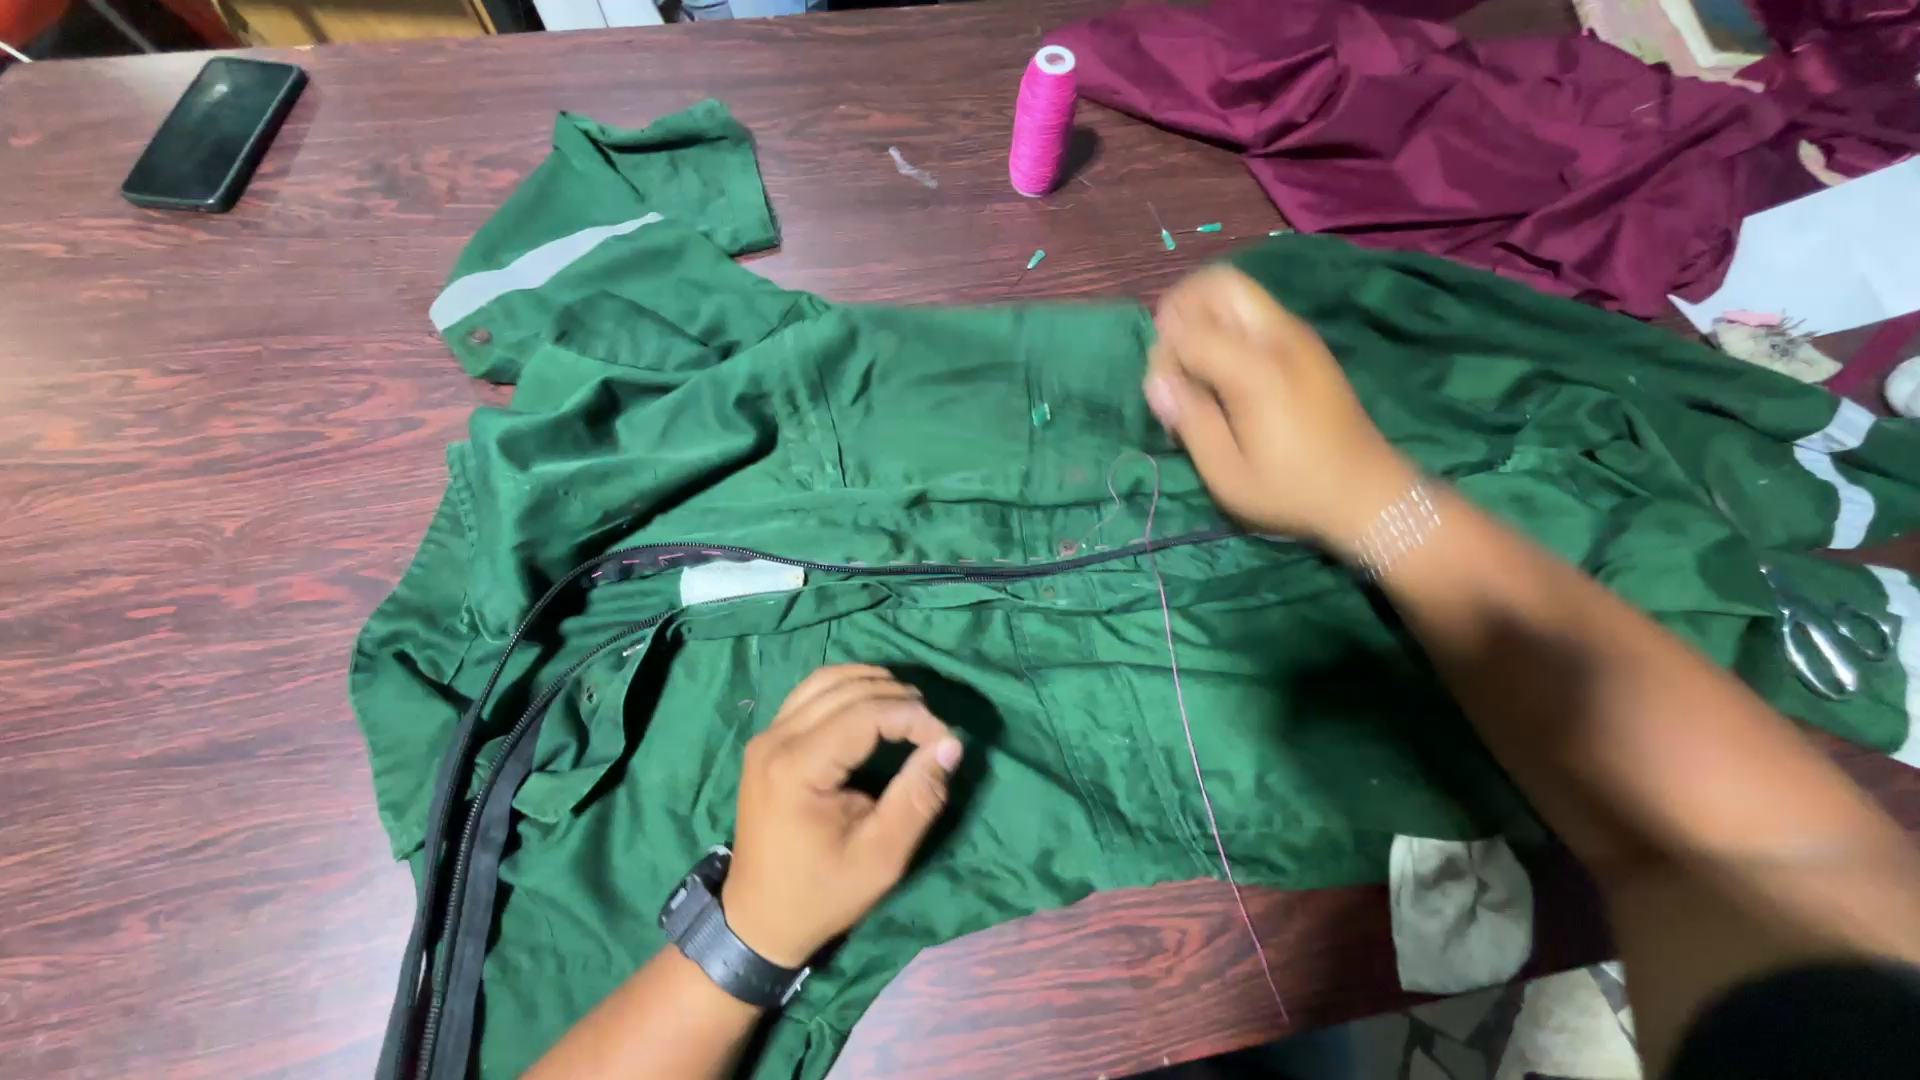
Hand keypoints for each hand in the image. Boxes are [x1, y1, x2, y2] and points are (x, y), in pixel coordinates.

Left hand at [722, 665, 964, 968]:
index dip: (911, 716)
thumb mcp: (881, 858)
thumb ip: (917, 798)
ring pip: (826, 680)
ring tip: (911, 708)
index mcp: (796, 769)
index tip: (944, 738)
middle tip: (933, 726)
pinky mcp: (768, 740)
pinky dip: (848, 689)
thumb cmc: (821, 894)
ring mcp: (767, 736)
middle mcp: (775, 740)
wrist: (758, 920)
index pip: (863, 714)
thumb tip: (950, 744)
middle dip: (897, 697)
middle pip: (846, 689)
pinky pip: (810, 693)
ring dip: (872, 684)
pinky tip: (874, 705)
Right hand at [1144, 265, 1417, 550]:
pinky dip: (1228, 326)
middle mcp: (1278, 337)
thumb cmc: (1292, 491)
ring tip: (1197, 366)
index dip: (1165, 360)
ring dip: (1205, 316)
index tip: (1169, 399)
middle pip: (1217, 283)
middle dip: (1181, 312)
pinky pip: (1256, 312)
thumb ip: (1190, 420)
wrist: (1368, 494)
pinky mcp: (1306, 344)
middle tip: (1173, 359)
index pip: (1186, 331)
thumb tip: (1157, 382)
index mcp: (1256, 370)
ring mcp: (1297, 335)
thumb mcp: (1228, 473)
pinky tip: (1226, 372)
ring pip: (1237, 291)